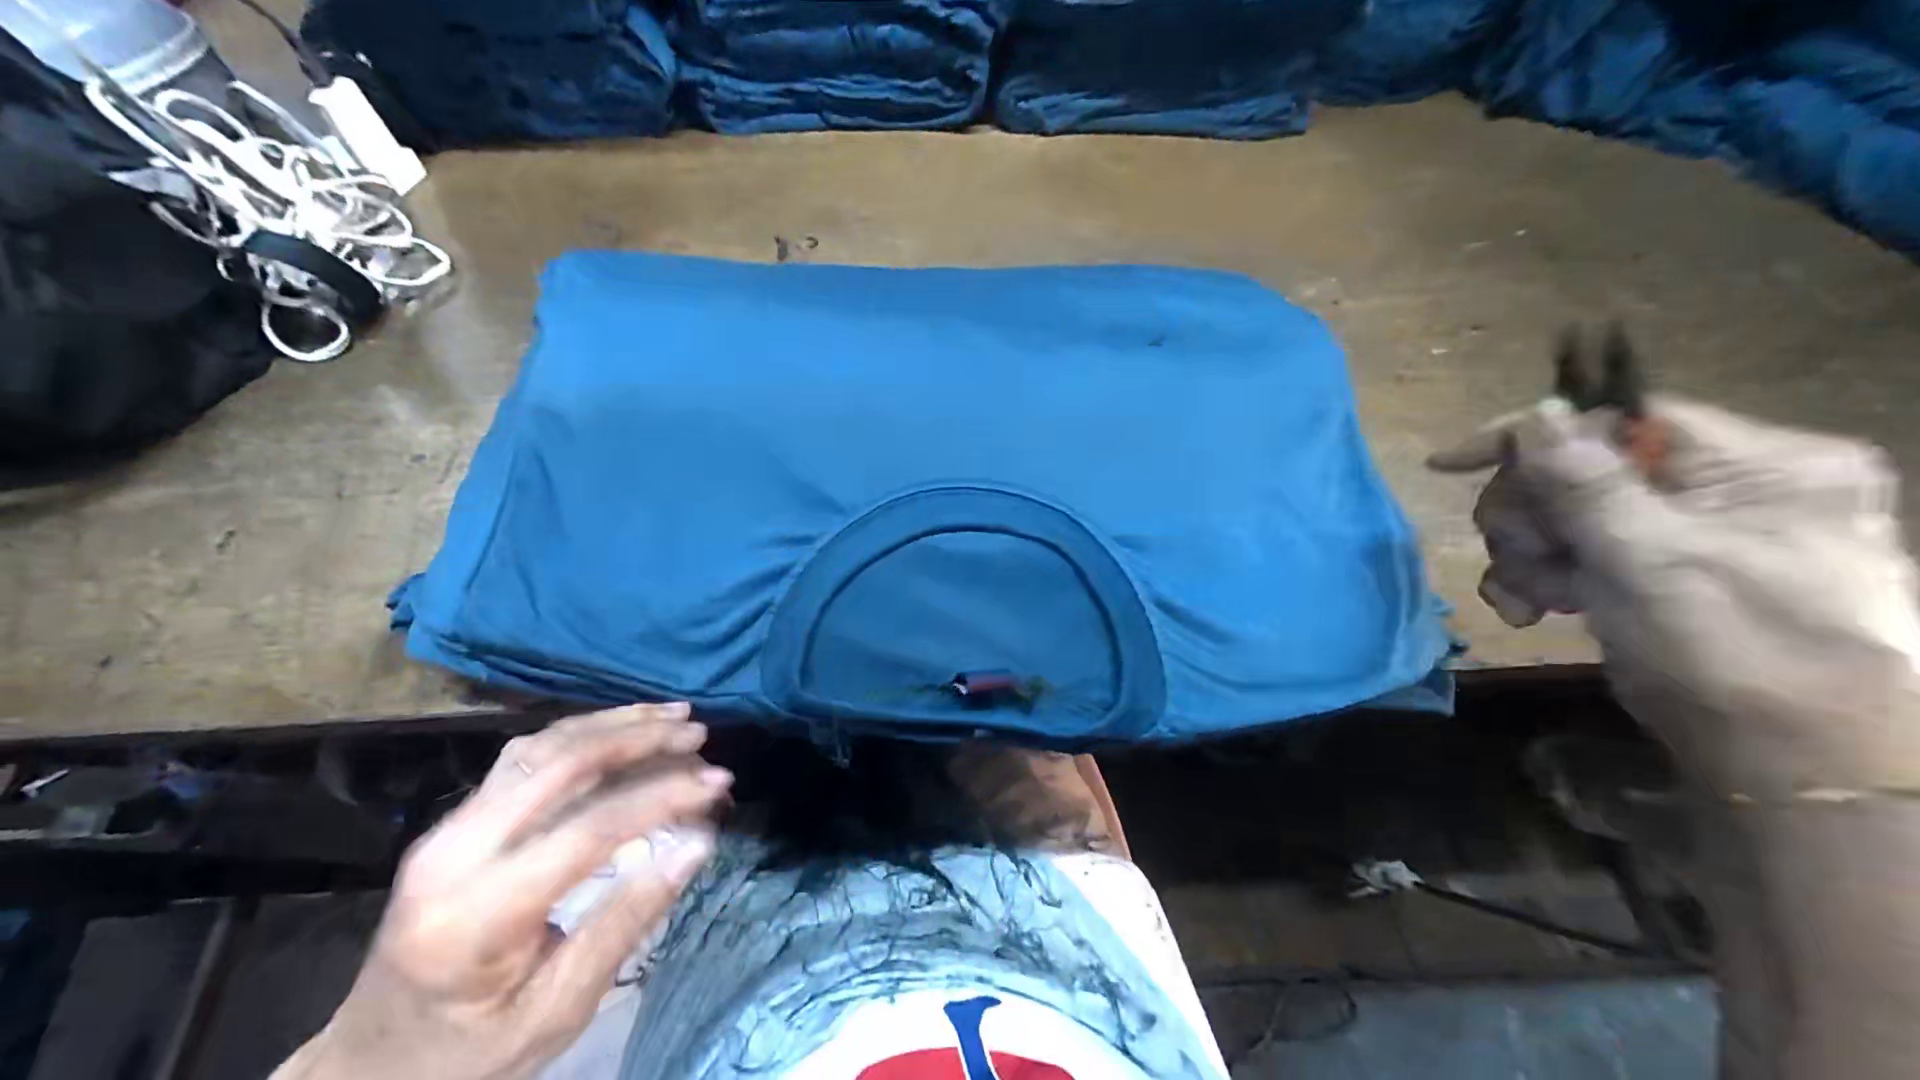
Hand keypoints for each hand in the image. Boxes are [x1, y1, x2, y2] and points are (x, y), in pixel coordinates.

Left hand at [273, 704, 729, 1079]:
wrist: (372, 1067)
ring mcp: (447, 830)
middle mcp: (452, 854)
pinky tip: (621, 727)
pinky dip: (583, 732)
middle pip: (559, 767)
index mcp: (477, 916)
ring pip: (541, 747)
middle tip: (699, 733)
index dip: (661, 796)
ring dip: (613, 724)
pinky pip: (525, 756)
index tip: (718, 781)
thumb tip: (698, 843)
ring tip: (673, 714)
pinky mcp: (455, 820)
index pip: (587, 830)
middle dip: (639, 739)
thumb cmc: (474, 1053)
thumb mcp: (559, 1007)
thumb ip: (627, 920)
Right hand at [1431, 397, 1919, 796]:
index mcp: (1755, 465)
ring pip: (1564, 516)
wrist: (1788, 760)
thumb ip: (1585, 482)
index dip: (1530, 435)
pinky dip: (1542, 580)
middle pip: (1579, 470)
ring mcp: (1686, 534)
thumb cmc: (1732, 647)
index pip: (1620, 419)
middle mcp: (1723, 488)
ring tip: (1528, 599)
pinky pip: (1575, 555)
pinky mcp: (1654, 574)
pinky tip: (1529, 611)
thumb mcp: (1648, 557)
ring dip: (1528, 556)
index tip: (1451, 463)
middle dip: (1531, 516)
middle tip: (1521, 557)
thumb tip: (1537, 412)